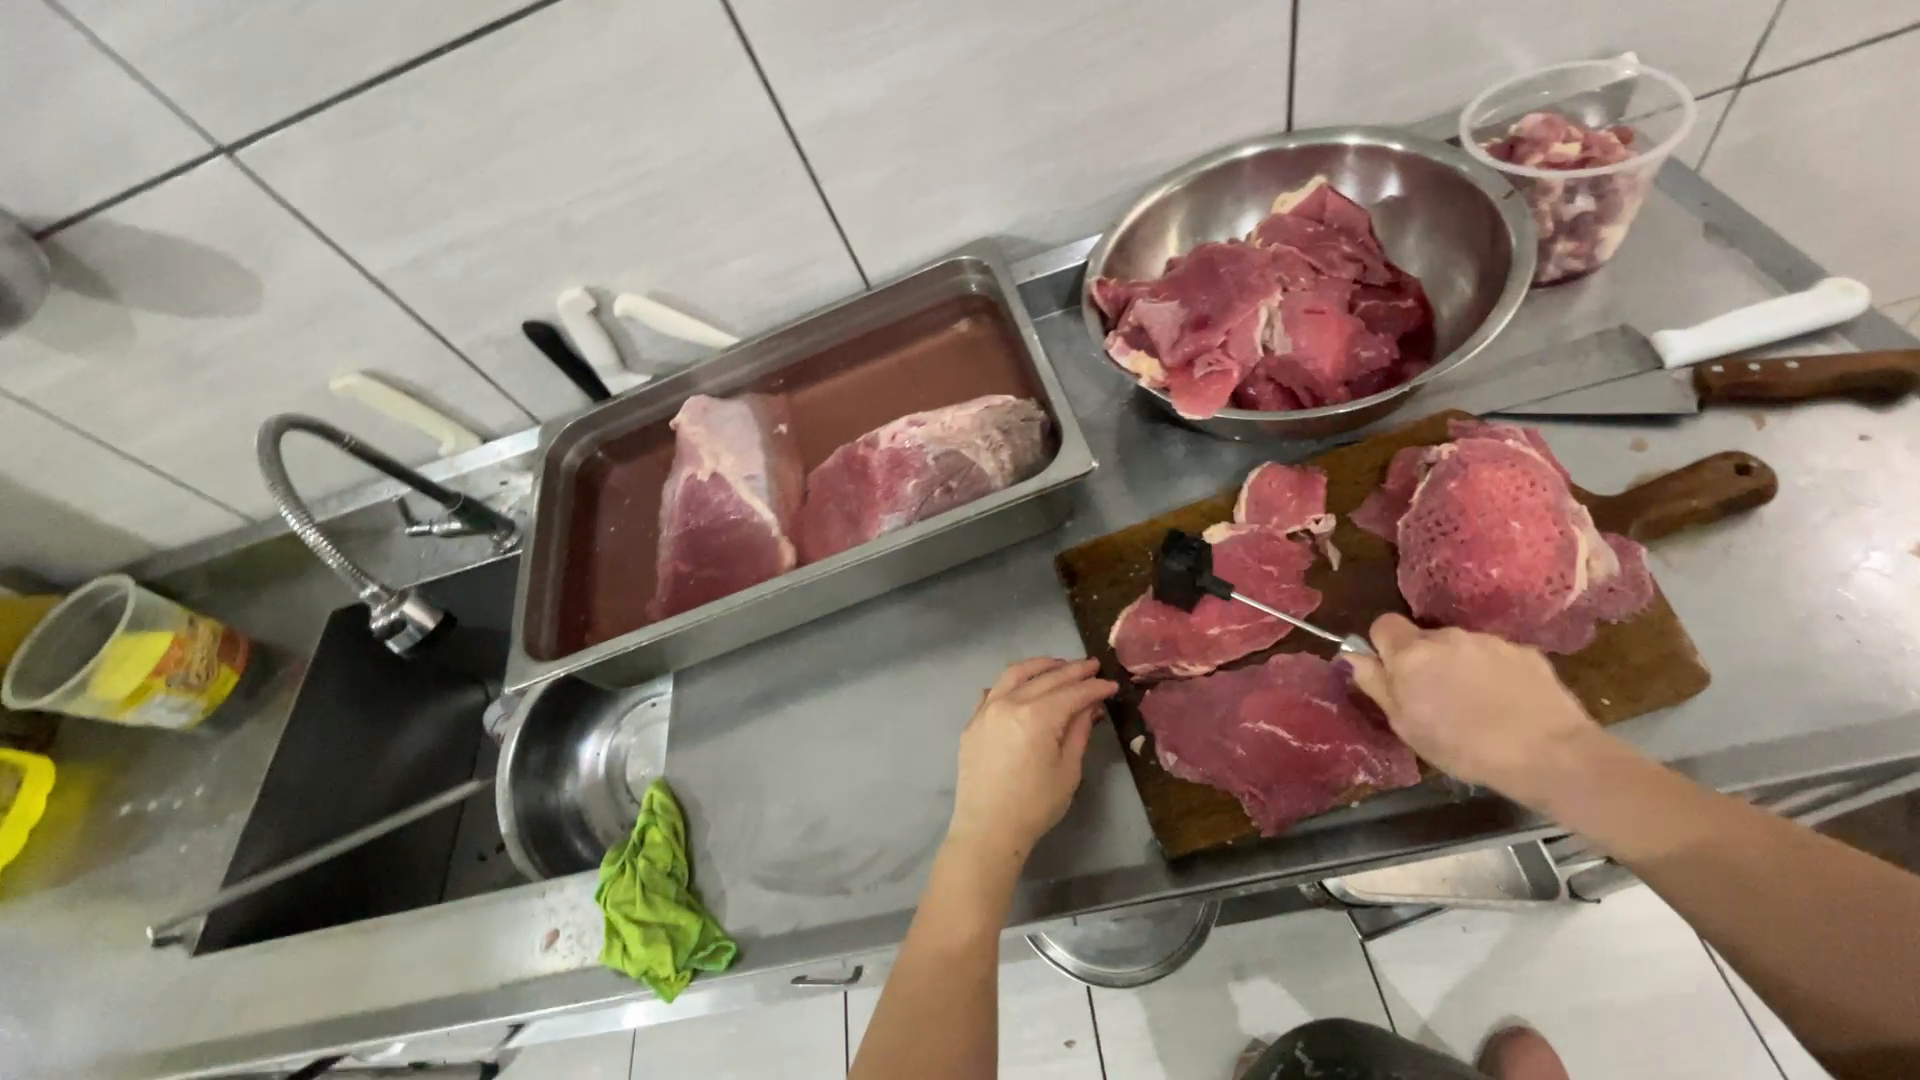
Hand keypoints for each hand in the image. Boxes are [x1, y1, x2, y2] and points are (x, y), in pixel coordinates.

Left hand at [948, 658, 1117, 860]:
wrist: (988, 829)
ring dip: (1040, 666)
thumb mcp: (1068, 769)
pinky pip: (993, 691)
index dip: (1094, 687)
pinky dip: (1011, 683)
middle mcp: (1009, 703)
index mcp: (1037, 716)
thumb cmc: (1035, 805)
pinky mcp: (973, 722)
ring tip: (1059, 665)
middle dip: (1072, 671)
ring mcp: (986, 710)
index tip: (1110, 684)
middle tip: (1092, 666)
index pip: (1072, 692)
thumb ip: (1078, 731)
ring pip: (1015, 675)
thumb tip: (1089, 706)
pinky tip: (1022, 685)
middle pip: (1046, 678)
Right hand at [1345, 614, 1598, 803]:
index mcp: (1411, 654)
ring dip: (1460, 666)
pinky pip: (1496, 657)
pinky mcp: (1525, 652)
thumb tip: (1351, 657)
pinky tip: (1507, 704)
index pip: (1383, 625)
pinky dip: (1494, 674)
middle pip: (1424, 638)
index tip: (1393, 673)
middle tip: (1436, 698)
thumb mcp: (1405, 724)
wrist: (1548, 754)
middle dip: (1425, 660)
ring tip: (1477, 704)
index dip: (1384, 646)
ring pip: (1461, 648)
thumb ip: (1375, 684)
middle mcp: (1447, 637)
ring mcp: (1489, 642)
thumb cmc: (1462, 746)